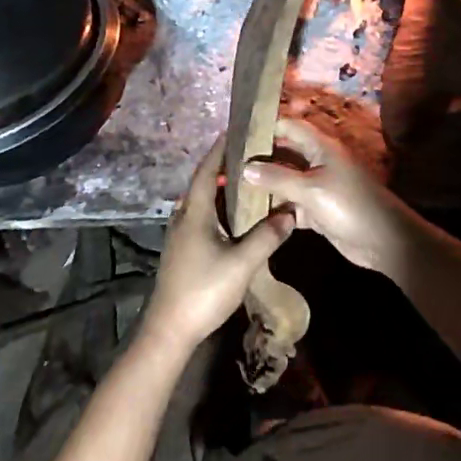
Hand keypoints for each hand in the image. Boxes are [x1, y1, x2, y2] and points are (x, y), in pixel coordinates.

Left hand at [138, 138, 295, 355]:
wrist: (170, 330)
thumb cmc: (203, 291)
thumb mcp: (242, 263)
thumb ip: (267, 236)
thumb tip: (291, 211)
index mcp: (194, 212)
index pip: (206, 170)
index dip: (219, 150)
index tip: (235, 131)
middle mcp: (183, 217)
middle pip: (202, 183)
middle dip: (223, 167)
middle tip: (250, 155)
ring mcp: (179, 235)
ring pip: (201, 202)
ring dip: (219, 188)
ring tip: (246, 181)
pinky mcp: (182, 251)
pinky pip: (200, 217)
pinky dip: (217, 207)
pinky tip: (234, 218)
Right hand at [242, 117, 420, 278]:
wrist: (384, 241)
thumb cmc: (349, 205)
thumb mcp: (310, 189)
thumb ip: (277, 177)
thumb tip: (244, 167)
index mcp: (321, 146)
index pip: (288, 126)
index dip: (264, 127)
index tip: (236, 134)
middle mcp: (318, 162)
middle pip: (284, 153)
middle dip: (259, 157)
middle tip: (227, 163)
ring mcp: (318, 186)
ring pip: (285, 180)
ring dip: (264, 184)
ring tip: (232, 187)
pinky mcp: (317, 210)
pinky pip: (290, 203)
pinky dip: (275, 207)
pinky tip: (251, 213)